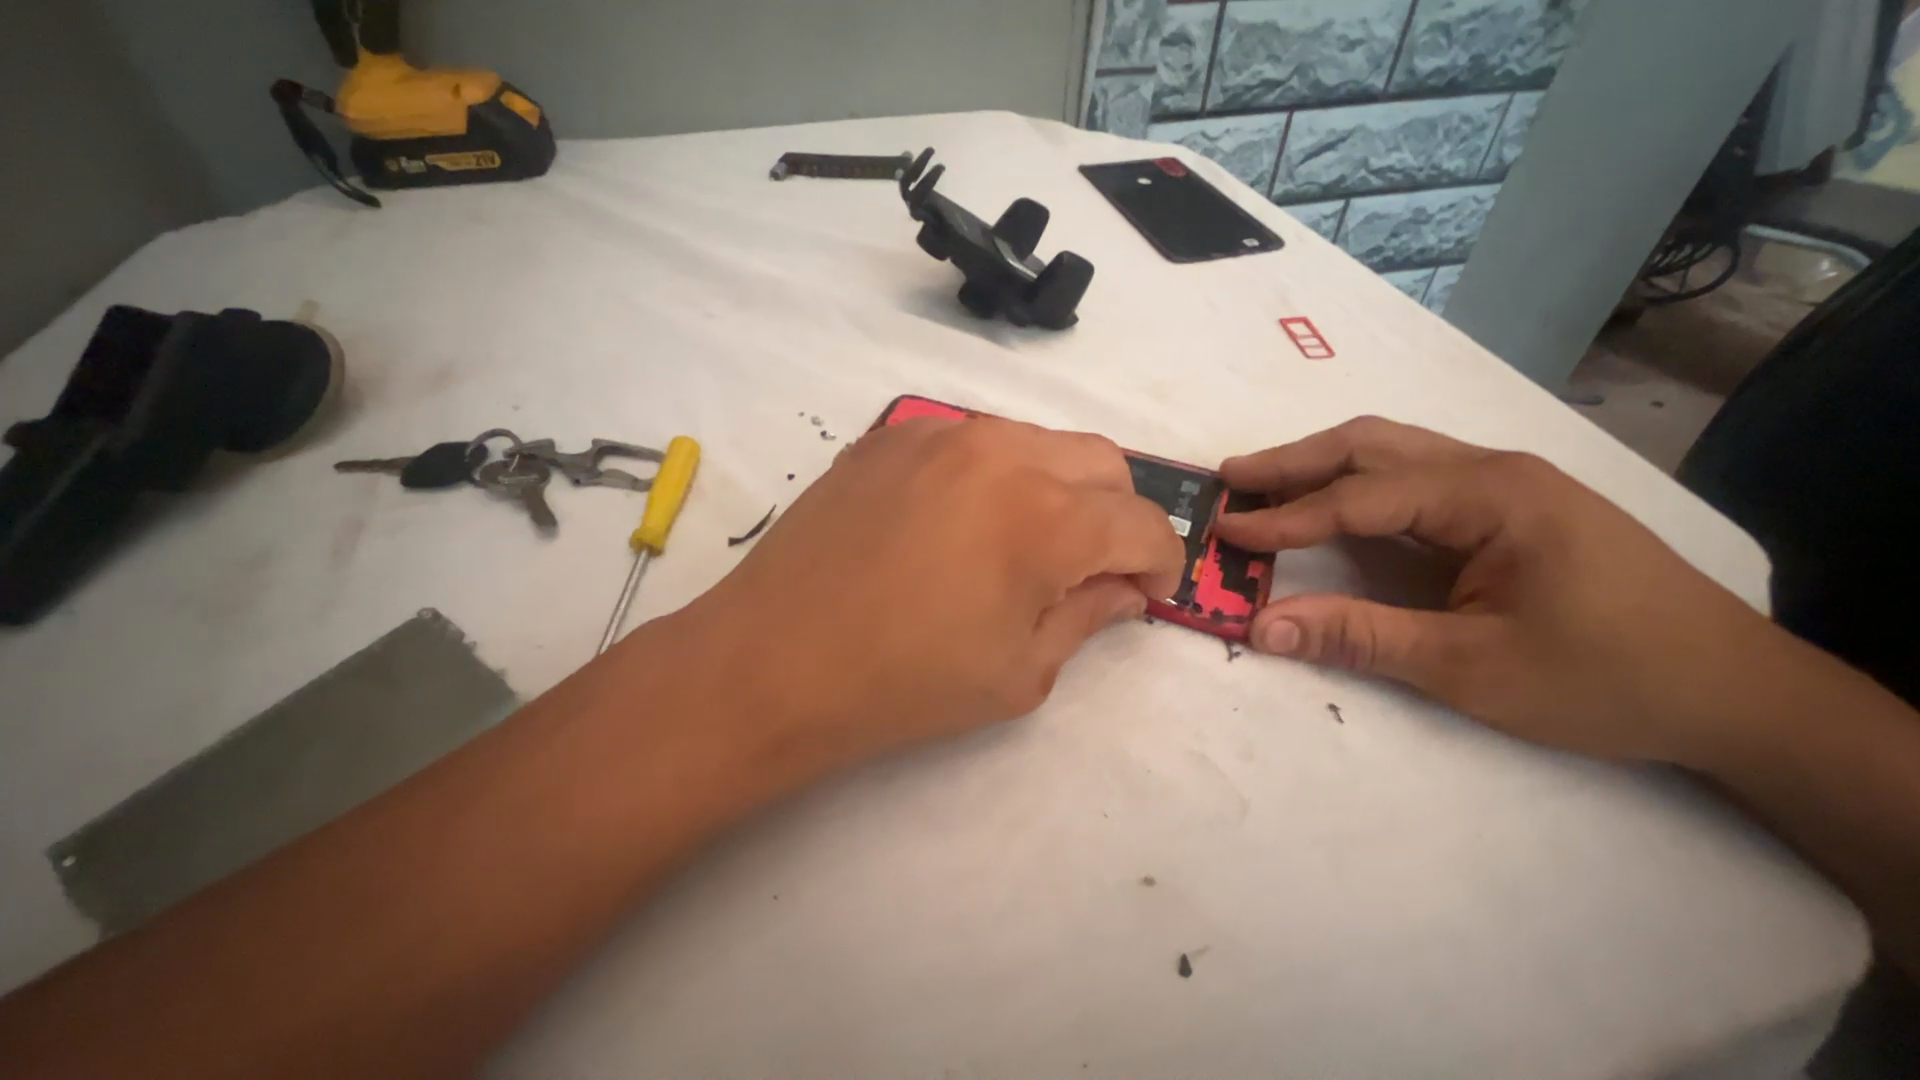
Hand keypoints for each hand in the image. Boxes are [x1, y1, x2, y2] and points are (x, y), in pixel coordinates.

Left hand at [680, 415, 1185, 776]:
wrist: (772, 663)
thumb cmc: (903, 686)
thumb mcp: (1019, 673)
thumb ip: (1088, 617)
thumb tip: (1125, 586)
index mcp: (1046, 519)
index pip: (1142, 521)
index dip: (1161, 561)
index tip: (1147, 592)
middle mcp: (1002, 454)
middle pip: (1103, 461)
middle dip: (1117, 514)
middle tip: (1092, 567)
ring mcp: (940, 434)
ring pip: (1039, 440)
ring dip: (1058, 487)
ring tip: (1024, 545)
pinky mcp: (891, 437)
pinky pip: (973, 440)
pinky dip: (995, 474)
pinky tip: (960, 525)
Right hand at [1214, 417, 1792, 763]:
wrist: (1734, 693)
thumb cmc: (1605, 678)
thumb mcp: (1471, 668)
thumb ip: (1360, 638)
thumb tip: (1263, 628)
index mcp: (1491, 496)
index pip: (1361, 497)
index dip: (1286, 517)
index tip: (1223, 531)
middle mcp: (1495, 471)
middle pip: (1373, 445)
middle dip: (1295, 462)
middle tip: (1230, 481)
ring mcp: (1508, 485)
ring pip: (1396, 453)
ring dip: (1325, 466)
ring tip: (1265, 485)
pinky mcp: (1513, 509)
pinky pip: (1418, 480)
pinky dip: (1361, 487)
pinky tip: (1336, 507)